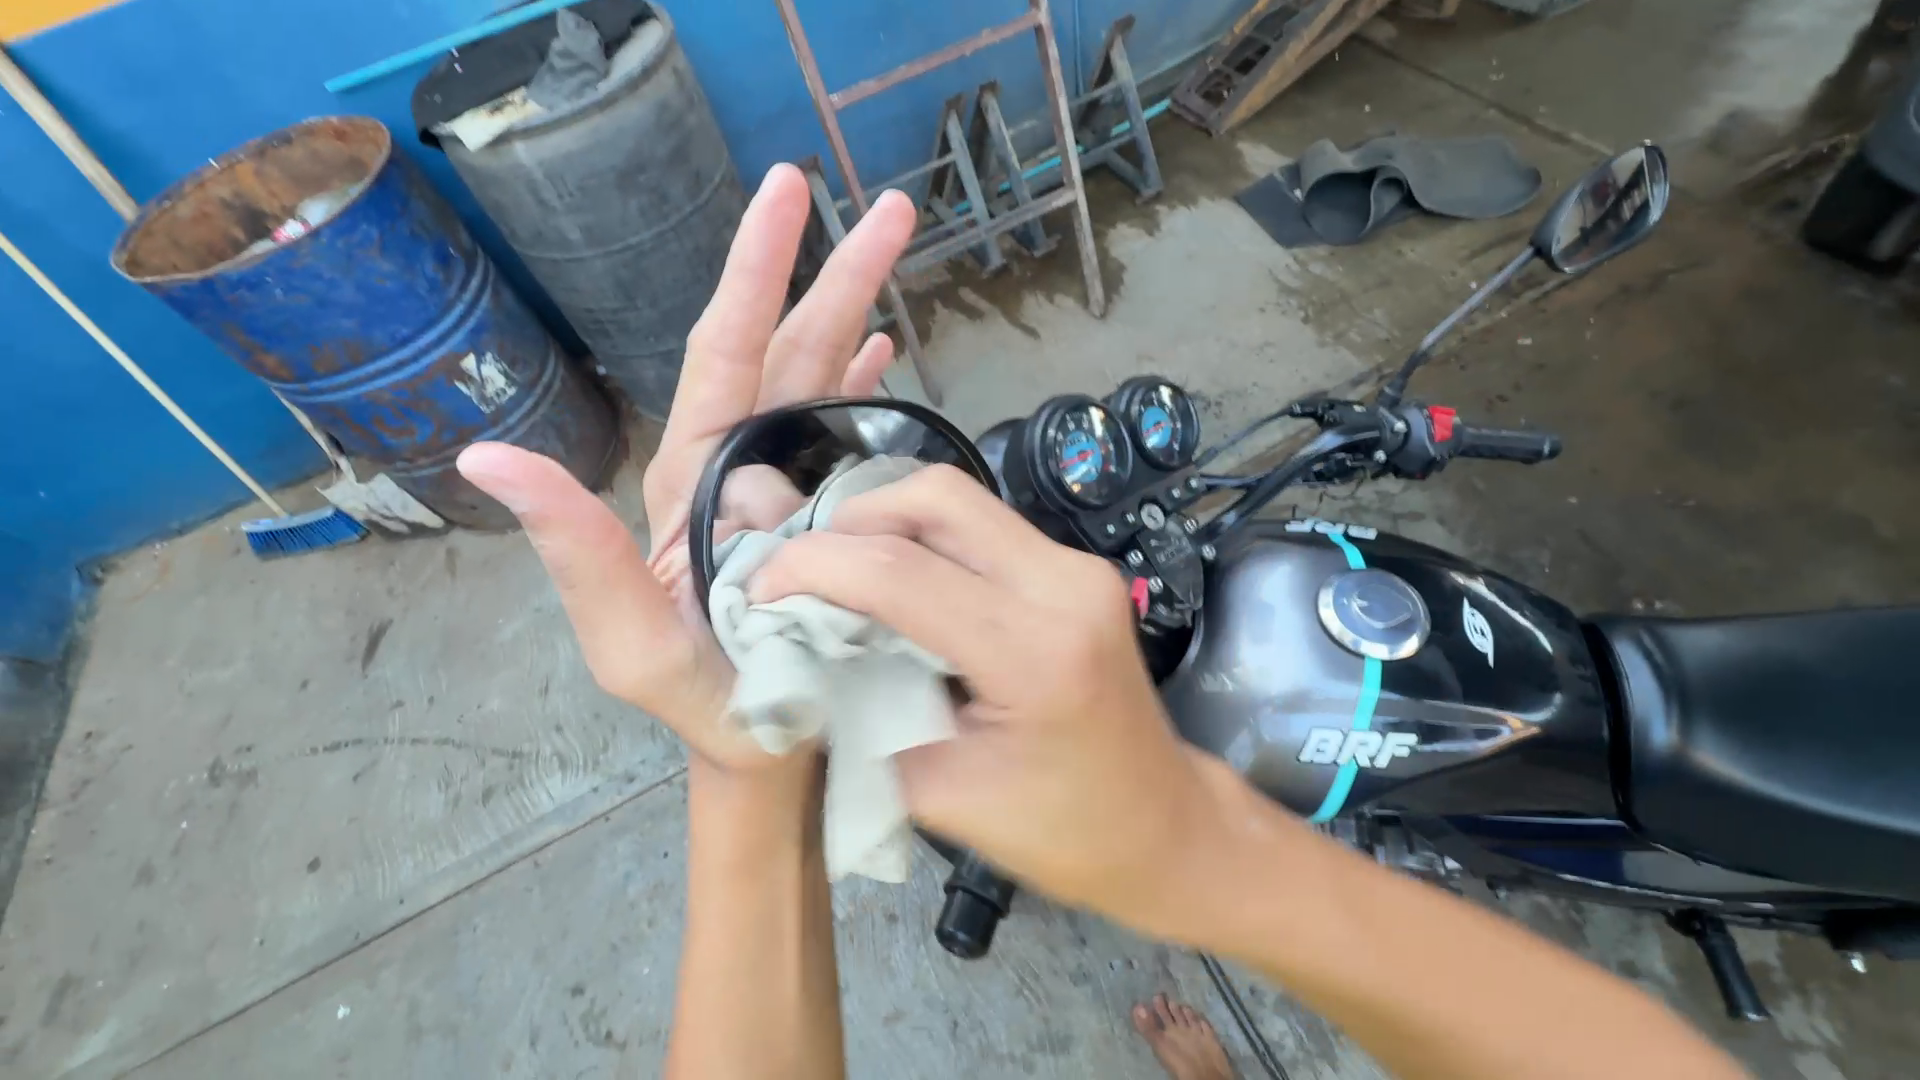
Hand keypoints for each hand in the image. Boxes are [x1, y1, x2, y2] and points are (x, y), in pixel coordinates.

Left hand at [455, 165, 916, 770]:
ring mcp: (783, 488)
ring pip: (821, 378)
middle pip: (787, 352)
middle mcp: (736, 468)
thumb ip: (578, 553)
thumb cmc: (708, 705)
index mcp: (693, 481)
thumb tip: (492, 456)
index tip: (791, 195)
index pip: (725, 355)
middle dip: (835, 273)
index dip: (756, 272)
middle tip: (891, 207)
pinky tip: (882, 350)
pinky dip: (860, 382)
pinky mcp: (822, 513)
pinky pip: (842, 431)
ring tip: (898, 248)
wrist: (766, 747)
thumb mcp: (633, 643)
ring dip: (859, 311)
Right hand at [747, 467, 1234, 936]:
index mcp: (1036, 650)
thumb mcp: (942, 794)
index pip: (901, 573)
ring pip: (961, 502)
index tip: (760, 589)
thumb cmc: (1062, 832)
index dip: (813, 568)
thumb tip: (798, 657)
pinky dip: (925, 541)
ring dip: (888, 525)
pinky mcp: (1076, 570)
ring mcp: (1078, 568)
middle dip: (852, 521)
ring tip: (840, 575)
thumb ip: (862, 719)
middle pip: (937, 498)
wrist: (1163, 825)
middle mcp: (1065, 584)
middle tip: (804, 572)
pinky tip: (897, 583)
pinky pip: (984, 528)